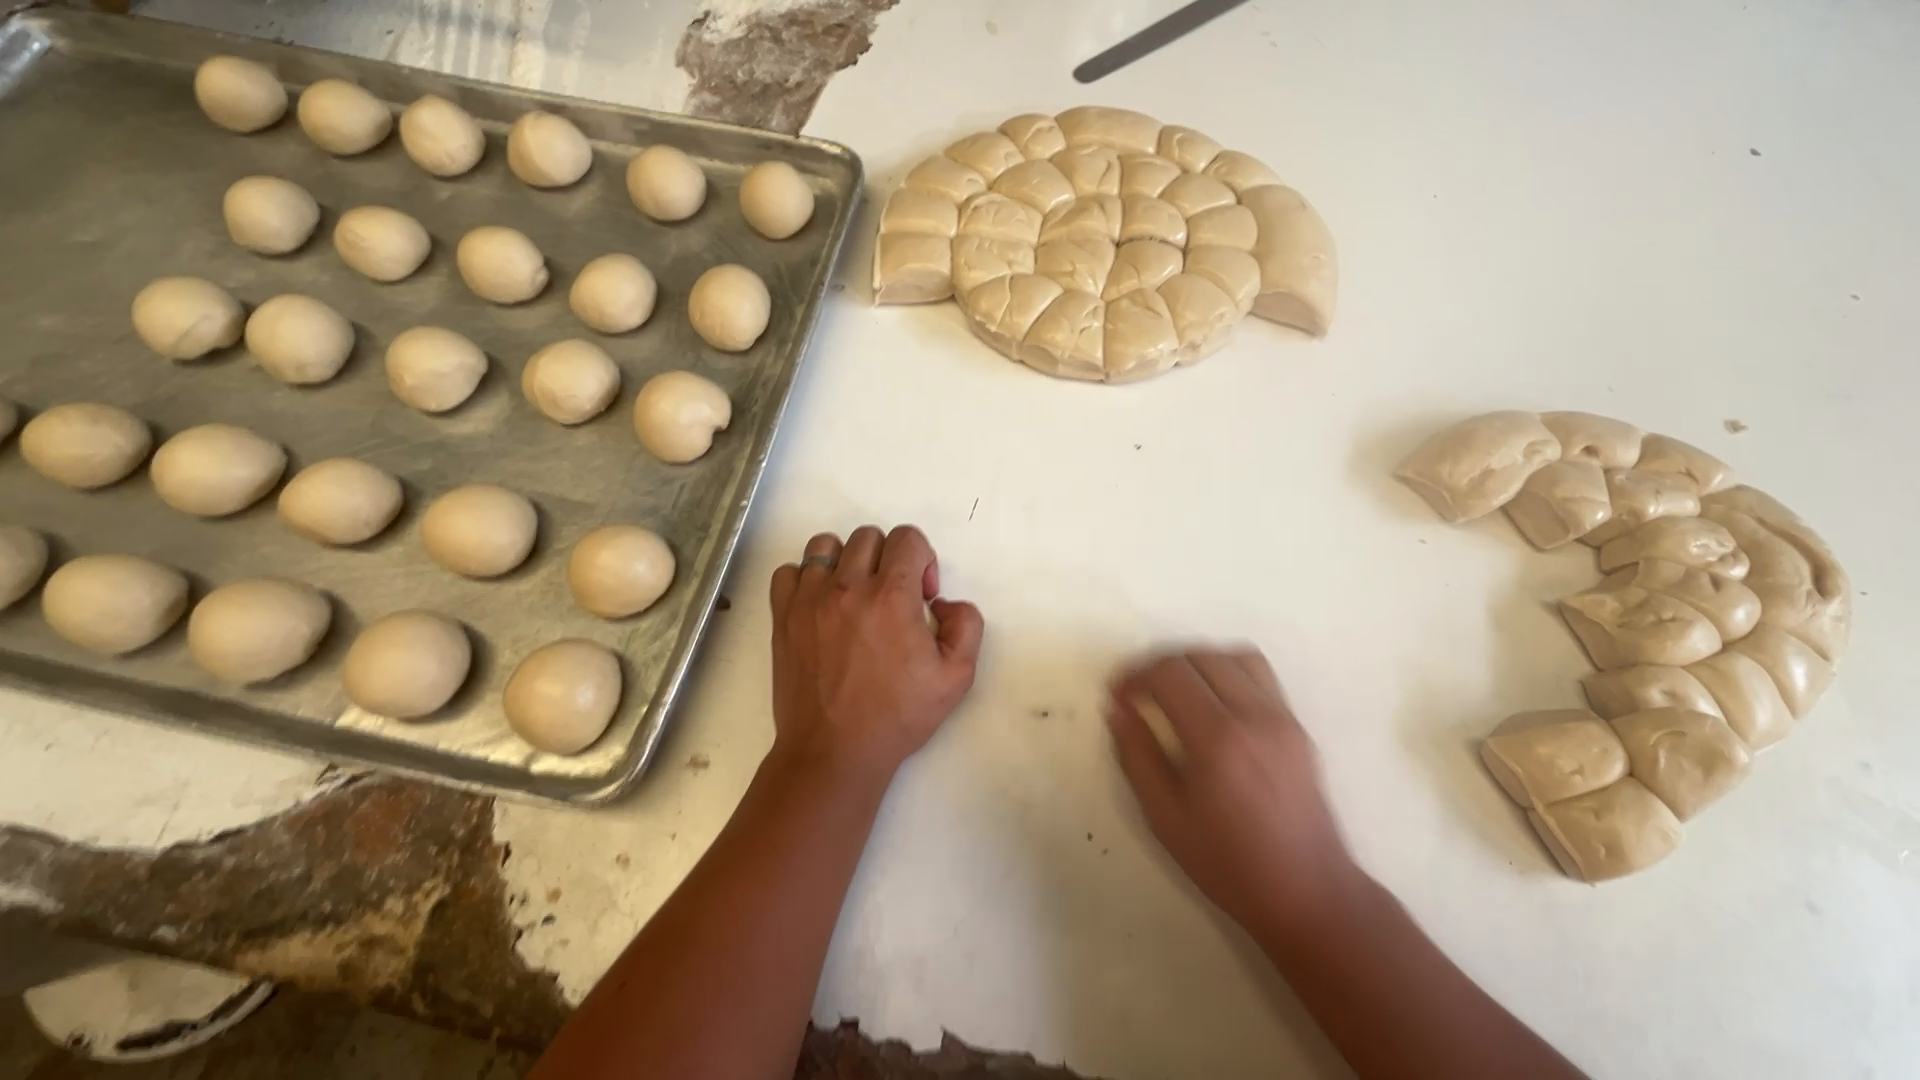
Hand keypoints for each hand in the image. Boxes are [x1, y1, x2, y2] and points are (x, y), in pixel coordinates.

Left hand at [768, 525, 984, 782]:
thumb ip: (966, 626)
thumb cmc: (897, 716)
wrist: (835, 751)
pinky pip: (788, 572)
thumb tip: (945, 602)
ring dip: (846, 561)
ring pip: (825, 545)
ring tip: (854, 595)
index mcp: (892, 597)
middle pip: (869, 537)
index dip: (923, 560)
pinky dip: (805, 579)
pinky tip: (821, 605)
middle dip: (888, 559)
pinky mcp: (783, 617)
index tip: (922, 596)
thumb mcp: (956, 677)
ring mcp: (810, 601)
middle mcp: (848, 588)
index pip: (907, 537)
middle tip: (892, 599)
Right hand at [1107, 648, 1355, 936]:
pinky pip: (1260, 674)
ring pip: (1233, 656)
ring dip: (1196, 662)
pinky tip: (1213, 702)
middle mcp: (1253, 714)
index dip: (1135, 676)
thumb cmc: (1227, 863)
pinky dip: (1228, 671)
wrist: (1307, 891)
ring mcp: (1282, 716)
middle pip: (1199, 656)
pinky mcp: (1297, 724)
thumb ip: (1137, 755)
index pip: (1169, 673)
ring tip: (1176, 692)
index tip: (1118, 698)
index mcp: (1217, 738)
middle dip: (1160, 666)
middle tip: (1138, 695)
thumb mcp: (1165, 817)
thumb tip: (1117, 709)